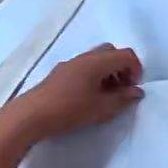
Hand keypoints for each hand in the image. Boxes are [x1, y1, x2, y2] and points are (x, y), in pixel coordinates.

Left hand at [0, 45, 143, 146]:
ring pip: (97, 59)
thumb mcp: (101, 108)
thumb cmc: (69, 110)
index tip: (134, 89)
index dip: (136, 69)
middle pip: (111, 52)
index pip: (126, 55)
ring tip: (107, 96)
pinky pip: (84, 66)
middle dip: (122, 68)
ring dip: (108, 72)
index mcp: (97, 61)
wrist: (30, 116)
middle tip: (123, 90)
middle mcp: (84, 57)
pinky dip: (94, 76)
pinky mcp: (60, 73)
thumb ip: (122, 99)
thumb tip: (137, 92)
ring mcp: (70, 63)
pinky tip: (89, 96)